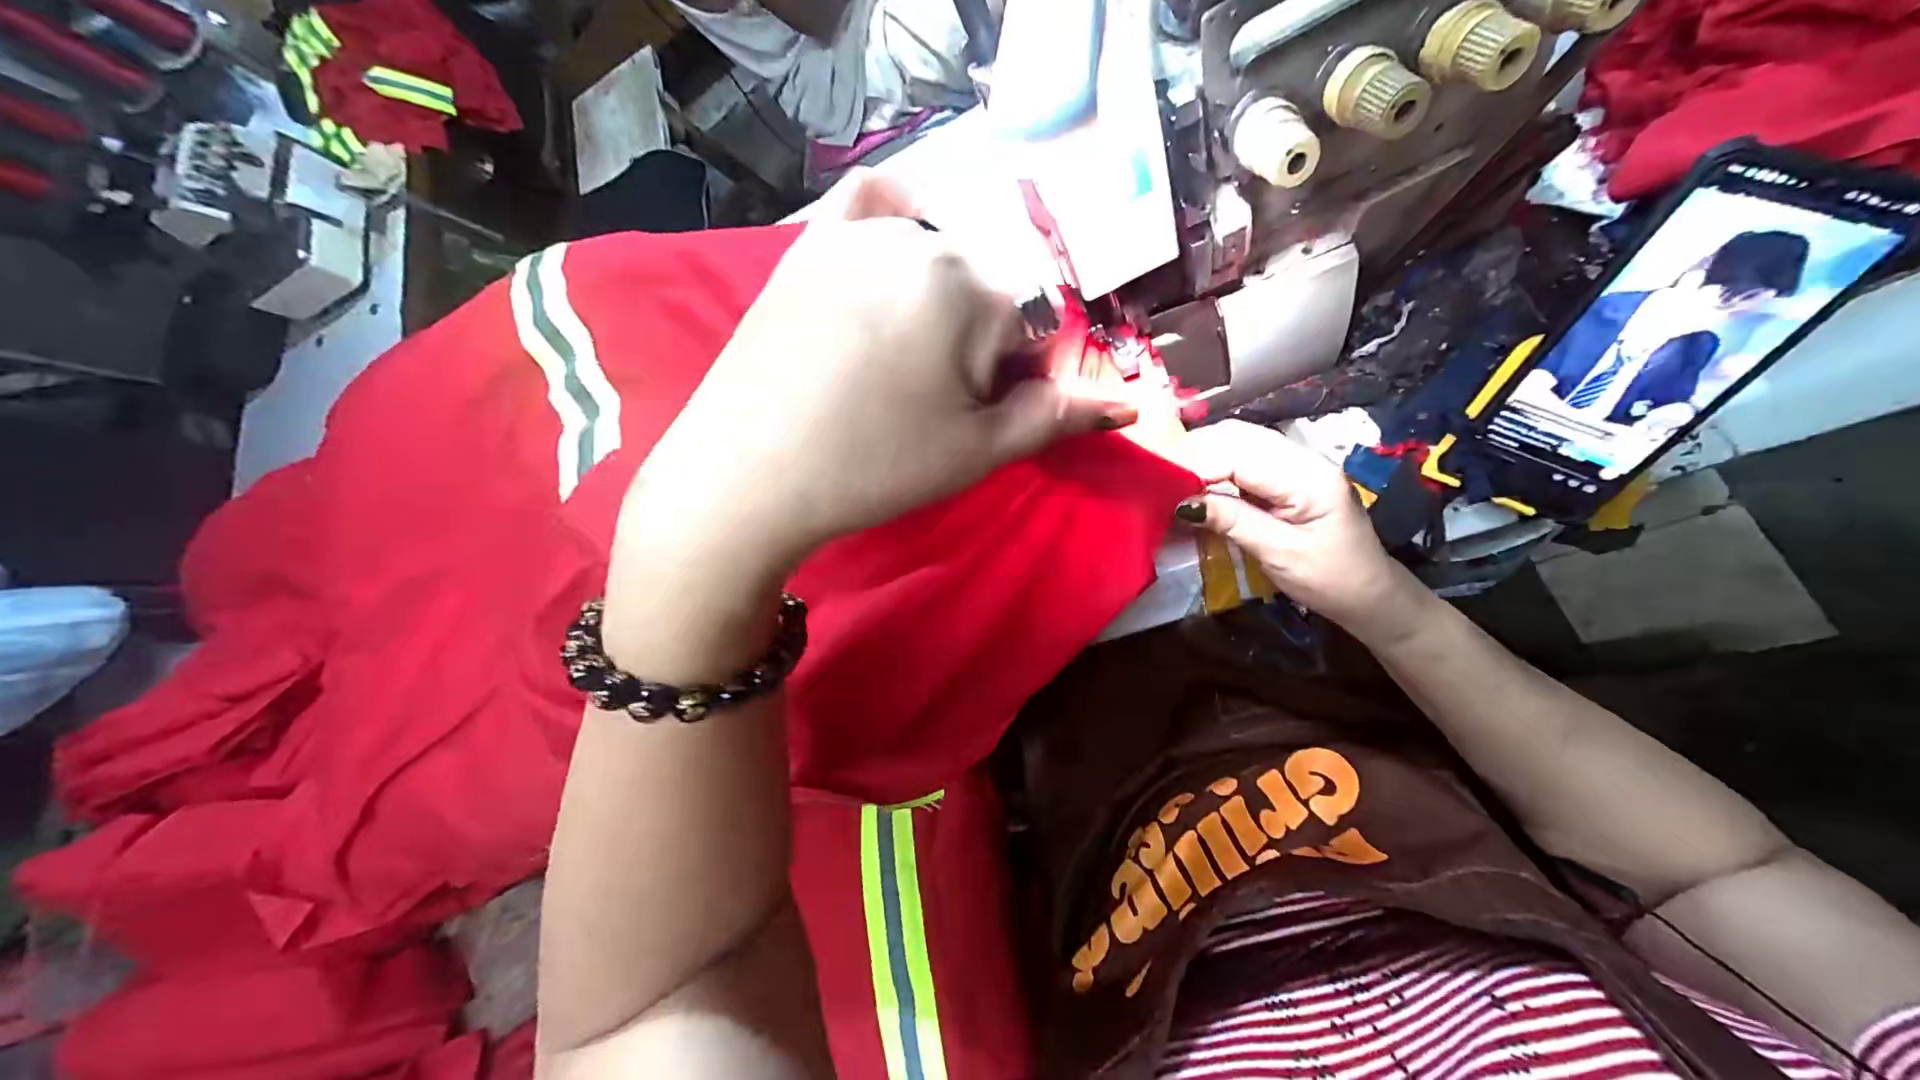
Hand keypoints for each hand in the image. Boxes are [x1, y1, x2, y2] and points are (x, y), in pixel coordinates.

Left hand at [619, 171, 1128, 580]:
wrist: (749, 475)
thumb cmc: (874, 467)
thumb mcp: (978, 450)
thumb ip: (1057, 416)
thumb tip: (1128, 404)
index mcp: (971, 287)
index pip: (1030, 324)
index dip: (1017, 376)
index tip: (980, 414)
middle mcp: (922, 239)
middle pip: (985, 287)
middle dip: (978, 340)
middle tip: (934, 397)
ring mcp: (857, 233)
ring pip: (936, 255)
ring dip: (939, 300)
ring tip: (897, 358)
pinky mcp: (806, 241)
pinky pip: (870, 203)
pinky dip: (896, 218)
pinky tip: (896, 250)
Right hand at [1178, 420, 1425, 641]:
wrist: (1370, 595)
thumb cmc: (1331, 580)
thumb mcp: (1280, 555)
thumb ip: (1233, 522)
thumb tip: (1183, 504)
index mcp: (1309, 477)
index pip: (1240, 455)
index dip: (1197, 464)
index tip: (1161, 483)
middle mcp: (1304, 459)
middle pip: (1239, 436)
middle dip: (1196, 451)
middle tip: (1160, 477)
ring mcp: (1297, 465)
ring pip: (1240, 442)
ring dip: (1204, 456)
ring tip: (1173, 480)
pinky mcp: (1287, 477)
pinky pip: (1246, 459)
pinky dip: (1217, 467)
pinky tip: (1198, 484)